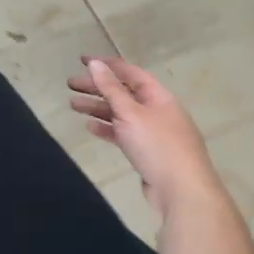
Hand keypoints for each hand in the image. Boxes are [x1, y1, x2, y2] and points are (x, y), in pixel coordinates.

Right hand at [69, 56, 223, 216]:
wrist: (183, 193)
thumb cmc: (157, 146)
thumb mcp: (130, 113)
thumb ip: (111, 88)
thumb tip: (96, 64)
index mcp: (159, 98)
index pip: (131, 73)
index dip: (107, 65)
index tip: (82, 60)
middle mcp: (158, 112)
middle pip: (124, 93)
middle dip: (97, 87)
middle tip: (70, 84)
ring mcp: (154, 133)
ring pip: (121, 113)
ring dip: (97, 107)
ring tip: (73, 105)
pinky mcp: (149, 152)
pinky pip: (124, 133)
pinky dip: (107, 128)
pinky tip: (91, 127)